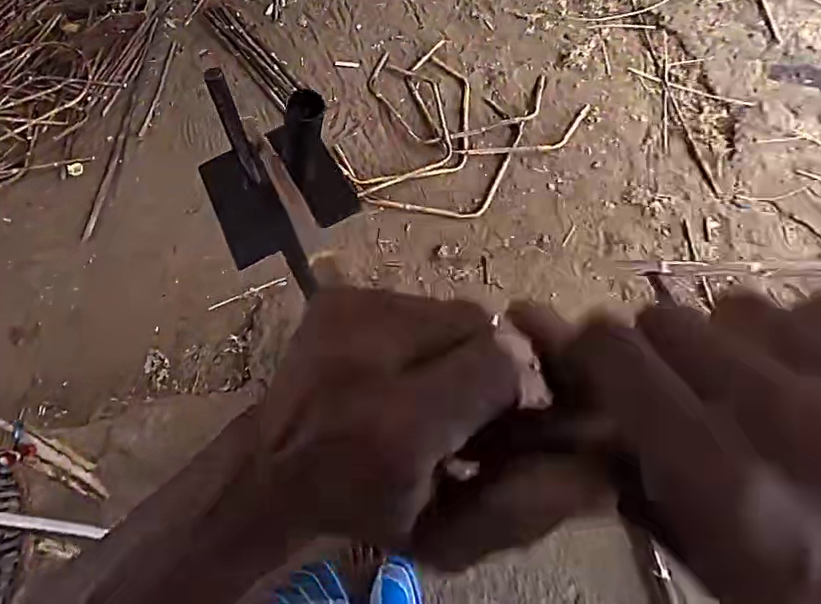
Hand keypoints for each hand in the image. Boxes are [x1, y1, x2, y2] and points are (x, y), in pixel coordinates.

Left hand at [251, 288, 517, 550]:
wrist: (274, 461)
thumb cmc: (361, 501)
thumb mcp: (444, 524)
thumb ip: (516, 487)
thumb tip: (547, 397)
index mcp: (402, 419)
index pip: (499, 360)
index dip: (514, 384)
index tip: (504, 412)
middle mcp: (371, 347)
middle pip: (473, 321)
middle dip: (480, 358)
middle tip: (461, 398)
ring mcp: (346, 309)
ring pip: (440, 308)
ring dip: (446, 342)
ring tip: (420, 382)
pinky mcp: (333, 297)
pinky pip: (403, 301)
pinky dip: (411, 330)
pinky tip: (388, 363)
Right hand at [506, 292, 820, 603]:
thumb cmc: (794, 600)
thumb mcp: (683, 538)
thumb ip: (605, 427)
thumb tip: (529, 319)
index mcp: (737, 493)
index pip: (614, 347)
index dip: (598, 353)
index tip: (609, 368)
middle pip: (674, 321)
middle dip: (667, 353)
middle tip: (695, 394)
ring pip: (755, 309)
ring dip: (745, 347)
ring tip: (774, 394)